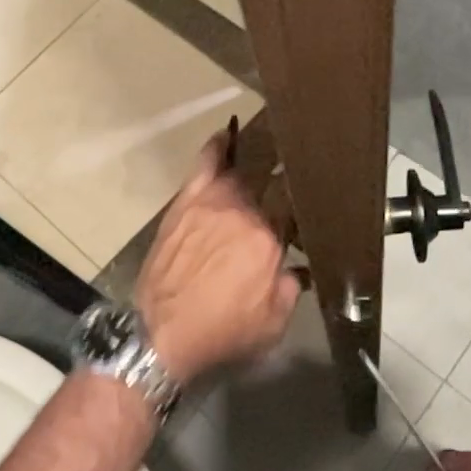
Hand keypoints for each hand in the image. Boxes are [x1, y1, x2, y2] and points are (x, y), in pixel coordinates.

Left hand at [136, 130, 300, 384]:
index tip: (310, 202)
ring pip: (241, 171)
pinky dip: (217, 146)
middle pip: (271, 183)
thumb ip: (291, 289)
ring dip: (257, 161)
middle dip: (283, 179)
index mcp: (270, 239)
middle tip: (291, 177)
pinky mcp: (186, 201)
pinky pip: (205, 163)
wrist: (161, 334)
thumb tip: (295, 268)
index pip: (294, 207)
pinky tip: (227, 135)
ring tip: (268, 149)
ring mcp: (212, 202)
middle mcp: (244, 212)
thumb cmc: (220, 333)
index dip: (302, 204)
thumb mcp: (272, 324)